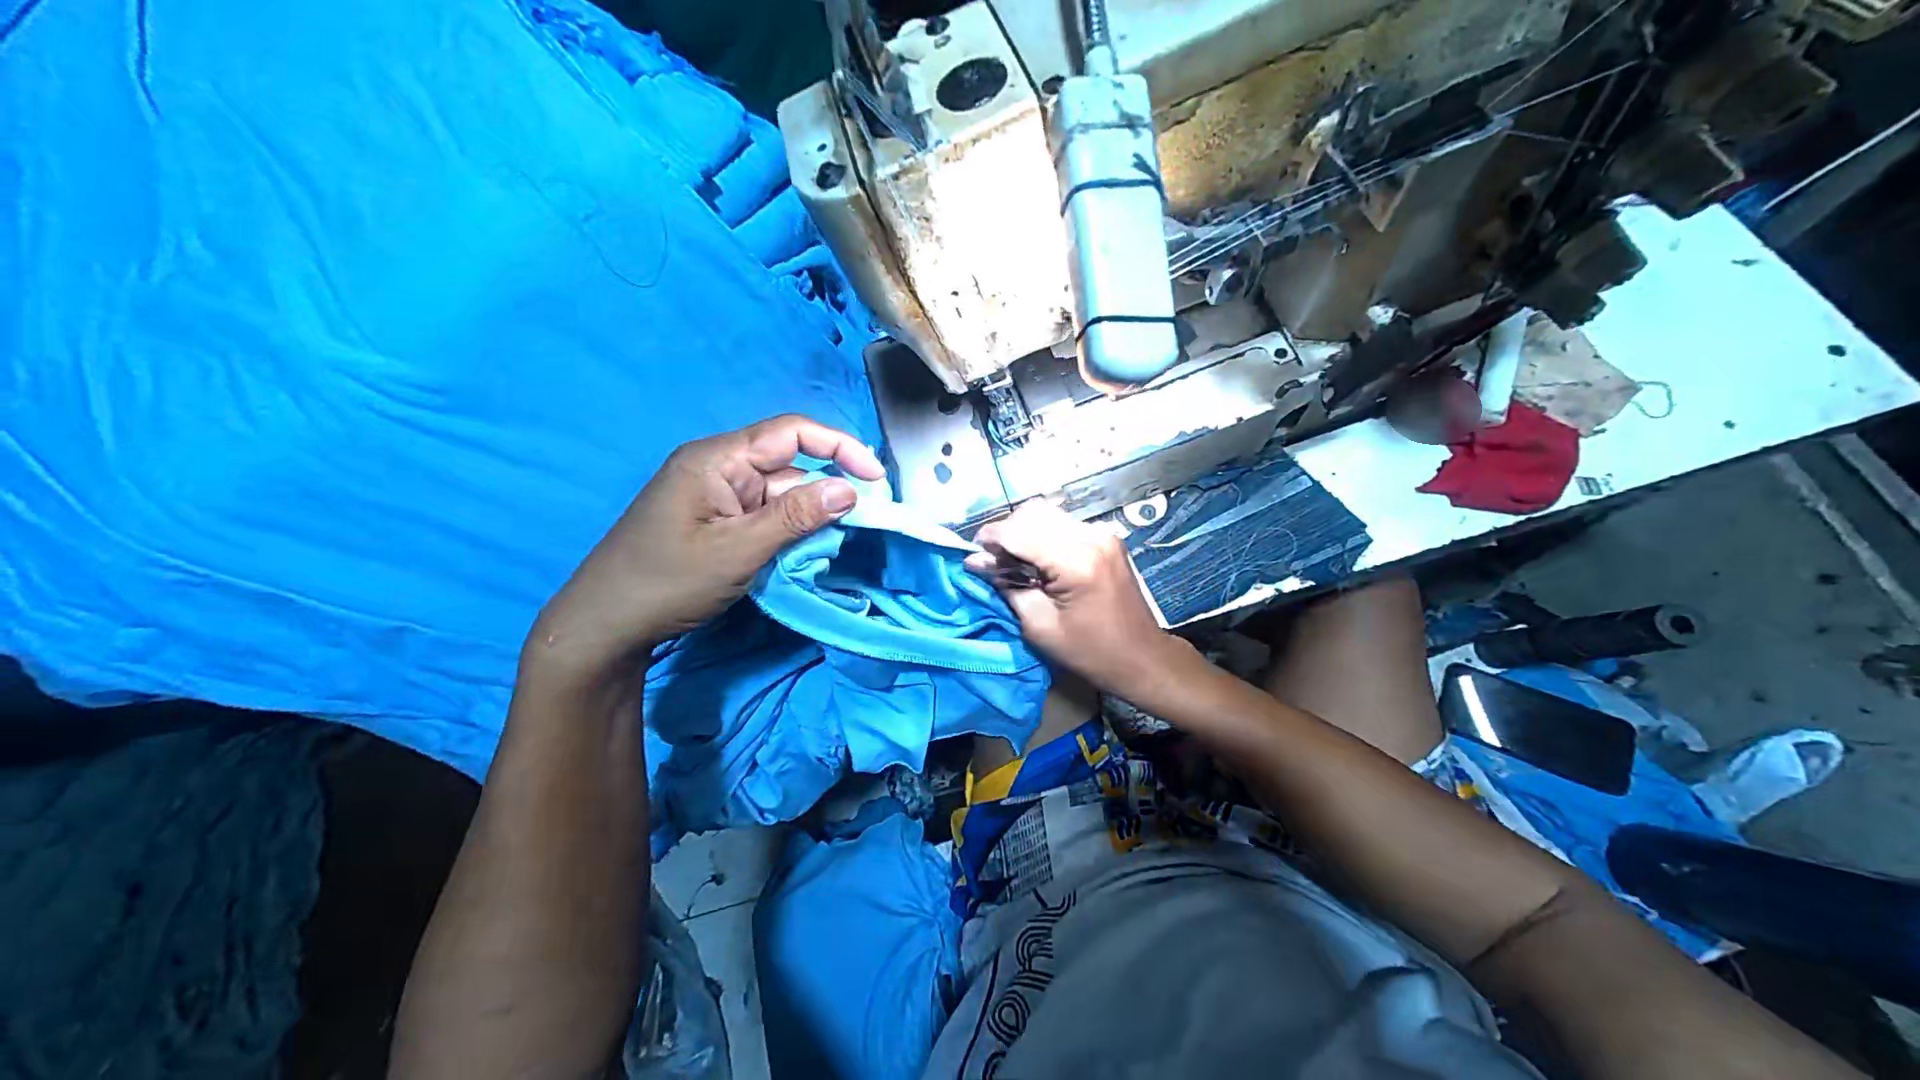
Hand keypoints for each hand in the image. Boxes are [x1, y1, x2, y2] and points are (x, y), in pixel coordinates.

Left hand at [525, 415, 884, 689]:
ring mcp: (716, 497)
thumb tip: (850, 490)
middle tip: (863, 521)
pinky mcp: (716, 522)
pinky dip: (788, 532)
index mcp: (716, 459)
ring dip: (808, 516)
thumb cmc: (666, 582)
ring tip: (834, 545)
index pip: (790, 433)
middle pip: (788, 465)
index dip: (839, 446)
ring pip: (780, 495)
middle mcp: (718, 468)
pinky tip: (803, 552)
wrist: (605, 625)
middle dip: (827, 489)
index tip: (875, 476)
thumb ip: (796, 516)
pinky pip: (764, 516)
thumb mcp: (738, 550)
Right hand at [964, 500, 1186, 699]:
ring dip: (1023, 532)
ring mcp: (1102, 534)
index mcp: (1076, 562)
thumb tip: (976, 562)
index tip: (973, 554)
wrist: (1141, 657)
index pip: (1020, 531)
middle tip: (992, 561)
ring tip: (1013, 562)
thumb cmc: (1090, 652)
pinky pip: (1062, 524)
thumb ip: (1007, 587)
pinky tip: (1037, 561)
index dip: (990, 538)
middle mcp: (1091, 537)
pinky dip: (1042, 535)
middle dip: (1006, 533)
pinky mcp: (1105, 538)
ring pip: (1046, 514)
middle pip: (1033, 514)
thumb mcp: (1039, 627)